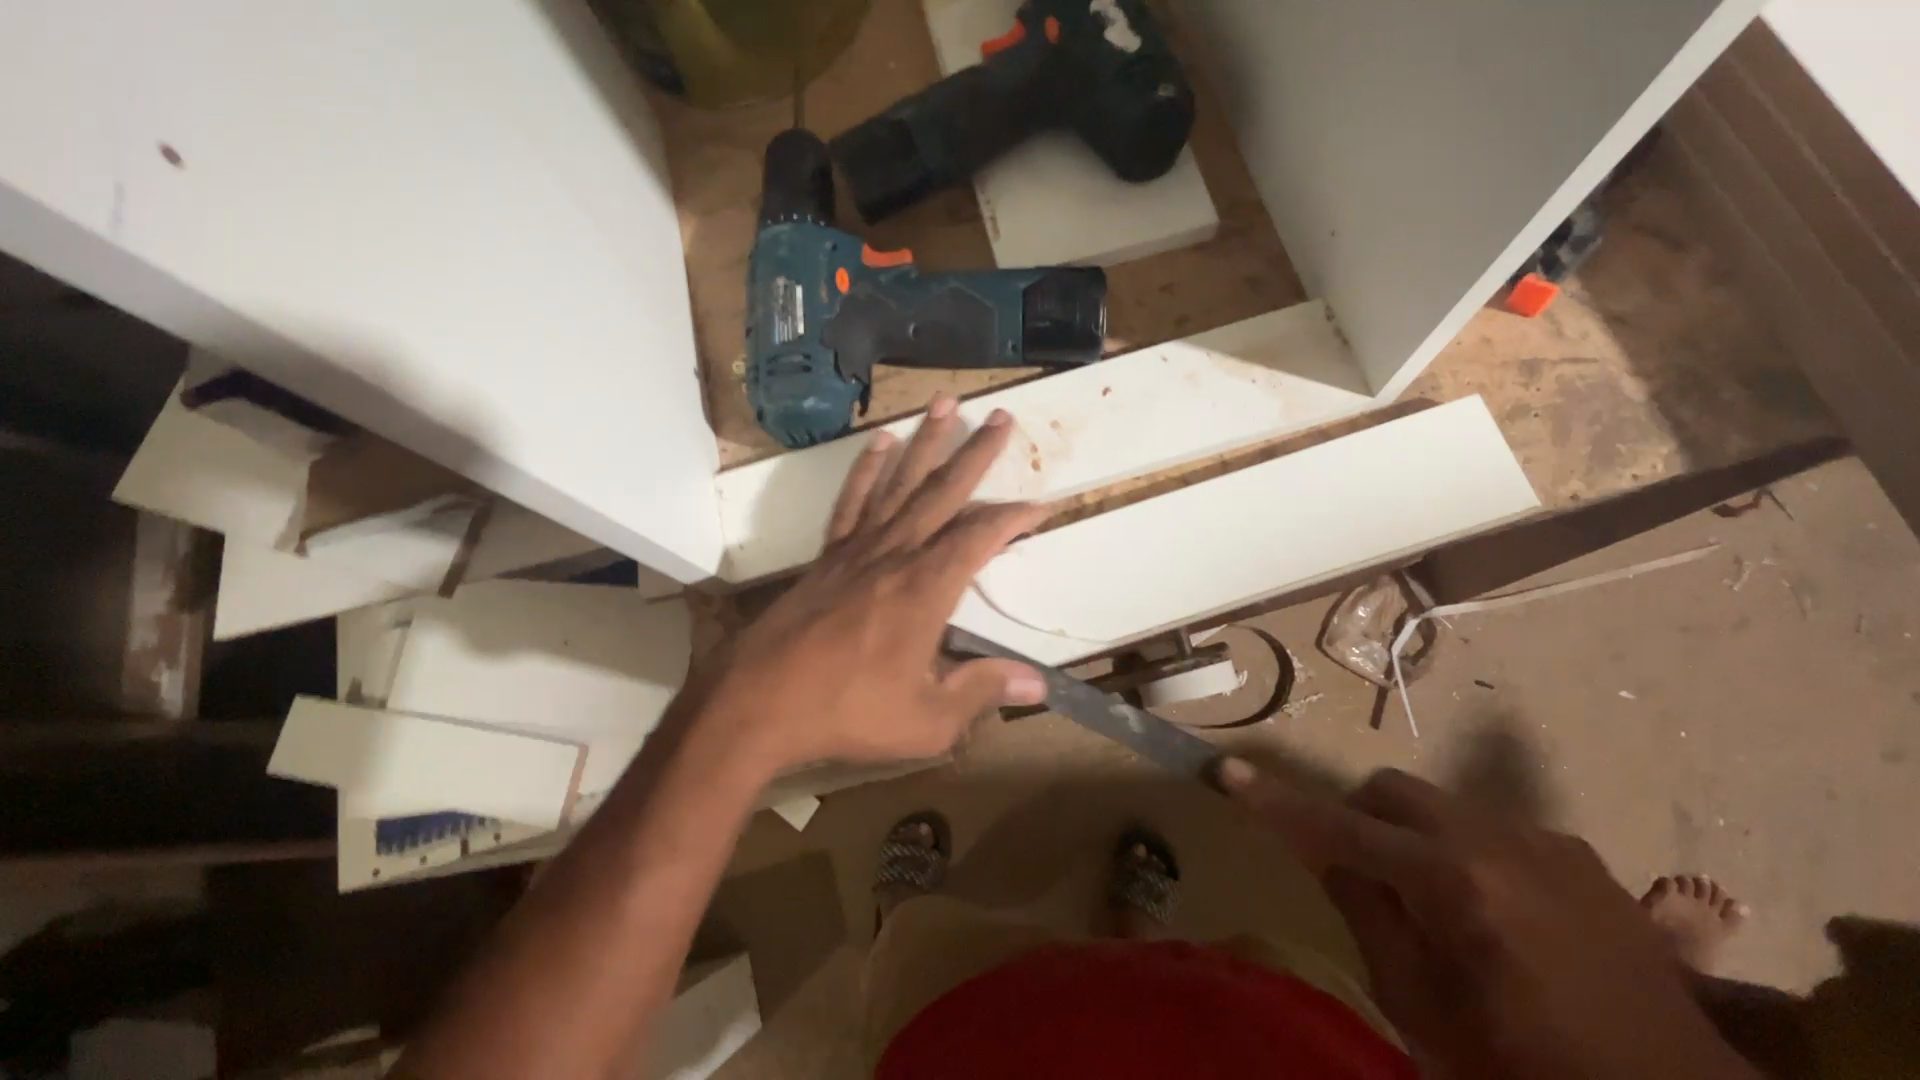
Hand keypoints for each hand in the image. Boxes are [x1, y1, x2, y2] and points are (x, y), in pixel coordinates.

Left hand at [687, 396, 1050, 777]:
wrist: (758, 701)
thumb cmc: (848, 712)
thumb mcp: (927, 719)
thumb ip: (982, 691)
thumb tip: (1037, 683)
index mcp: (926, 588)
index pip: (981, 536)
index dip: (1016, 518)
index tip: (1043, 507)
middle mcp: (895, 555)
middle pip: (943, 491)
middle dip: (976, 453)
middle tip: (1000, 416)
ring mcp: (856, 551)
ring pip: (899, 483)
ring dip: (925, 443)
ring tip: (944, 404)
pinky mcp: (827, 558)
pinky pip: (851, 501)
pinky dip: (867, 470)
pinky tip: (879, 444)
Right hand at [1214, 759, 1758, 1079]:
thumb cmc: (1522, 1068)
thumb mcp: (1420, 1008)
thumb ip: (1367, 916)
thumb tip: (1332, 856)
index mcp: (1453, 884)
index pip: (1341, 828)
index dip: (1278, 802)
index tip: (1228, 771)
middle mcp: (1501, 842)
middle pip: (1394, 792)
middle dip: (1355, 816)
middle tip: (1351, 870)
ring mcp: (1549, 844)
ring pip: (1444, 806)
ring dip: (1411, 835)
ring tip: (1428, 903)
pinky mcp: (1585, 859)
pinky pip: (1495, 829)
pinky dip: (1463, 849)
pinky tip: (1487, 911)